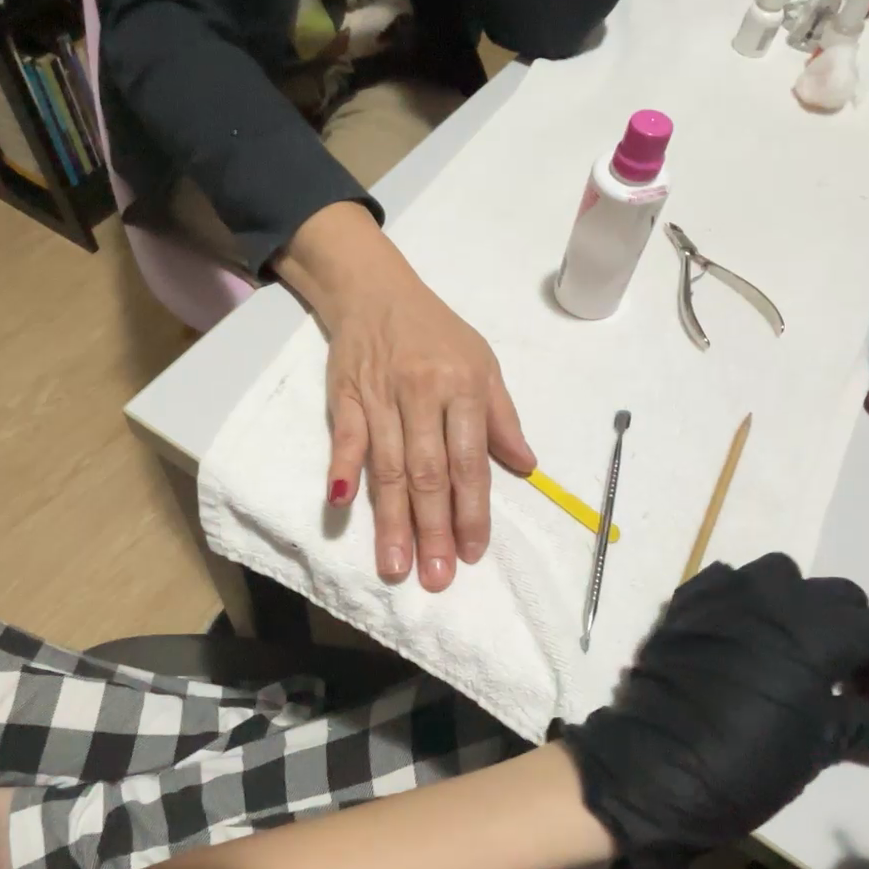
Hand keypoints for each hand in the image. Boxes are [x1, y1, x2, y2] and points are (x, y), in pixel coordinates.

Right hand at [276, 202, 534, 591]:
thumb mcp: (484, 364)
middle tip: (436, 578)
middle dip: (433, 529)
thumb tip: (528, 468)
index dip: (472, 510)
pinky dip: (342, 465)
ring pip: (389, 465)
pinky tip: (341, 502)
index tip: (473, 554)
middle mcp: (424, 394)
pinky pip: (345, 435)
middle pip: (429, 471)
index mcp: (465, 387)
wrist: (376, 290)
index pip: (471, 461)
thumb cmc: (437, 333)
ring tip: (395, 566)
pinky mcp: (345, 395)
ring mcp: (381, 395)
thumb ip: (503, 417)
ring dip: (391, 519)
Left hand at [560, 554, 868, 868]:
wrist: (650, 768)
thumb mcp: (814, 749)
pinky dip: (744, 599)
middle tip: (856, 668)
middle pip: (835, 594)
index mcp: (815, 633)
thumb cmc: (743, 764)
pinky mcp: (682, 605)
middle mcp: (772, 600)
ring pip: (778, 575)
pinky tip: (745, 633)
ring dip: (798, 601)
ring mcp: (721, 597)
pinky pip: (724, 583)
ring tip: (797, 644)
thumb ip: (863, 725)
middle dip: (855, 626)